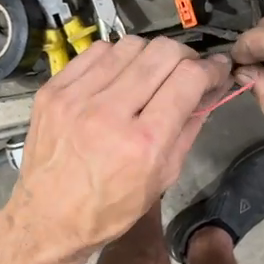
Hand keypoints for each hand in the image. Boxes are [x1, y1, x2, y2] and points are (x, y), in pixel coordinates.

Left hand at [3, 36, 232, 262]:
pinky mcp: (54, 90)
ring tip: (151, 74)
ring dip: (150, 55)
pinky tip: (119, 75)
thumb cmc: (110, 208)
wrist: (47, 218)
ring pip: (130, 44)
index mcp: (143, 143)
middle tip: (187, 70)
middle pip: (162, 52)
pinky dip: (117, 57)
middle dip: (185, 57)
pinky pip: (96, 51)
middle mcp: (109, 113)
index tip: (216, 70)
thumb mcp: (162, 177)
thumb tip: (211, 90)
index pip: (188, 78)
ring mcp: (77, 98)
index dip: (211, 69)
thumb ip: (189, 128)